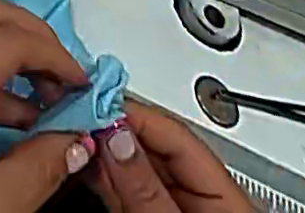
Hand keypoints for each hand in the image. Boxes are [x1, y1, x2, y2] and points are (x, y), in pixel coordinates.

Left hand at [0, 0, 98, 212]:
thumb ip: (47, 162)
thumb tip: (84, 137)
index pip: (15, 39)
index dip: (57, 57)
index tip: (87, 87)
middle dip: (39, 39)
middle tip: (69, 78)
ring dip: (20, 55)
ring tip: (54, 99)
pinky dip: (0, 73)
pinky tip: (27, 116)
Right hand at [87, 100, 256, 212]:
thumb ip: (147, 188)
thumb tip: (117, 134)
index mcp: (227, 196)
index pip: (175, 134)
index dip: (134, 112)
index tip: (97, 102)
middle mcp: (203, 198)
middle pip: (154, 147)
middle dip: (114, 128)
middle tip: (78, 113)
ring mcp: (178, 209)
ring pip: (137, 168)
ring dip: (106, 150)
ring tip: (78, 132)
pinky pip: (129, 191)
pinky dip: (107, 176)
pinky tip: (88, 162)